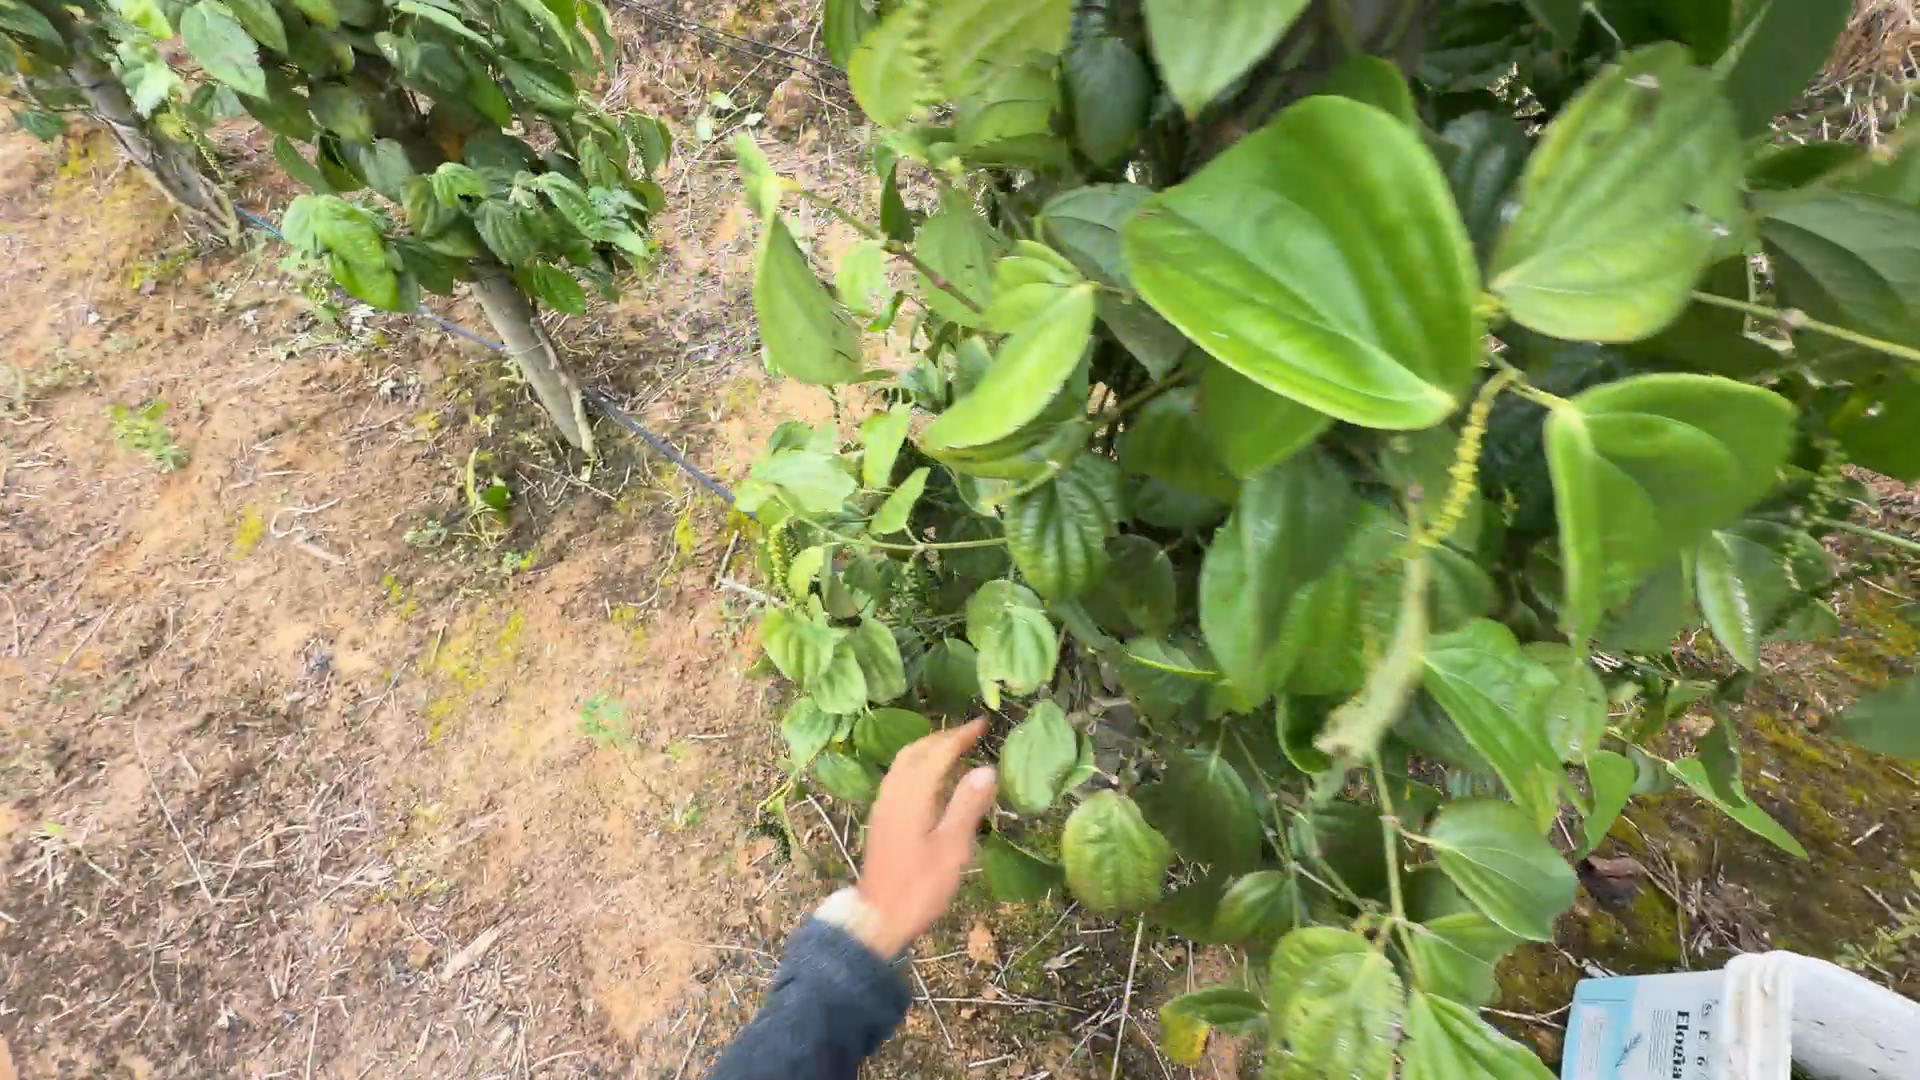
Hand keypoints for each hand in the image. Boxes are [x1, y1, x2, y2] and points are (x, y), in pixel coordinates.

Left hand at [853, 718, 997, 957]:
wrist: (876, 920)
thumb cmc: (919, 887)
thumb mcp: (951, 849)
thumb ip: (967, 806)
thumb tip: (986, 769)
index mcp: (912, 795)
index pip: (938, 752)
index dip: (960, 736)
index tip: (982, 725)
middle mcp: (893, 792)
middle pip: (917, 751)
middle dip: (943, 737)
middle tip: (970, 734)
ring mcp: (883, 804)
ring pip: (904, 761)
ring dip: (928, 748)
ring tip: (952, 749)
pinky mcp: (881, 817)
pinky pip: (899, 775)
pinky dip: (918, 764)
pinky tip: (930, 777)